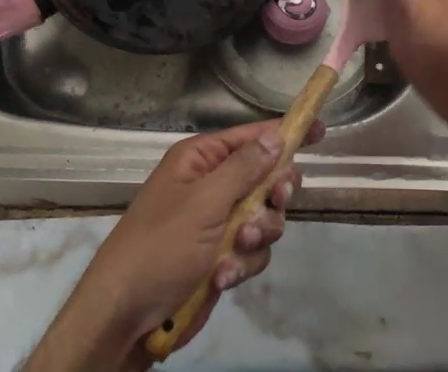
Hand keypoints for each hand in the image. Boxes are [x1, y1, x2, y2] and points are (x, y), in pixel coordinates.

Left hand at [23, 119, 321, 370]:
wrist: (126, 314)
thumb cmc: (160, 247)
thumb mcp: (204, 202)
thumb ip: (244, 168)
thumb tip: (277, 135)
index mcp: (200, 160)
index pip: (252, 136)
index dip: (286, 133)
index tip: (321, 131)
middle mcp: (210, 185)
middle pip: (266, 178)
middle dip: (272, 197)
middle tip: (275, 203)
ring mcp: (216, 223)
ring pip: (264, 218)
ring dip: (255, 237)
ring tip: (233, 252)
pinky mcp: (220, 257)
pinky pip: (251, 252)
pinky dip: (242, 265)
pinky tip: (222, 277)